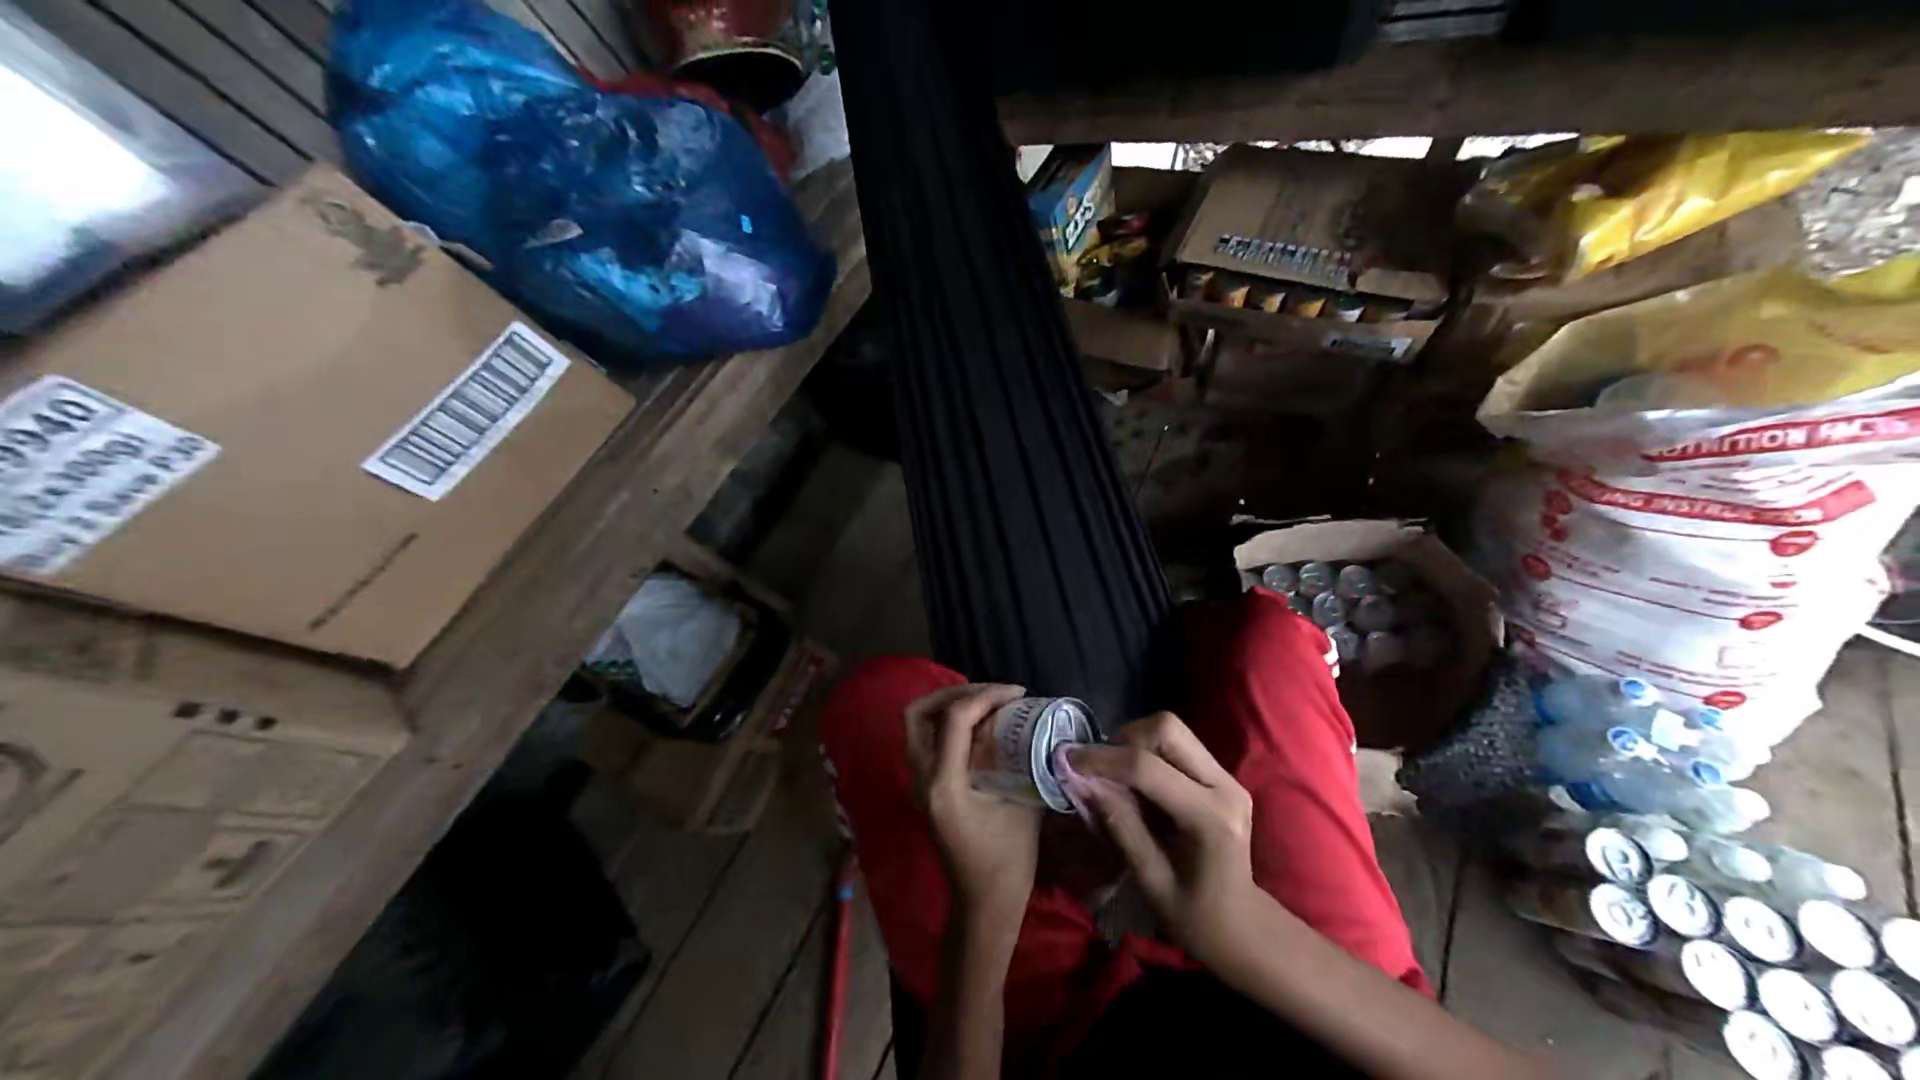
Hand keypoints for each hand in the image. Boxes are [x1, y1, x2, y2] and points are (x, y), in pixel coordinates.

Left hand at [905, 683, 1040, 918]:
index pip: (954, 719)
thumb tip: (1040, 726)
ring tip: (986, 703)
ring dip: (948, 705)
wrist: (983, 904)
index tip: (1018, 693)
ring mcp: (916, 783)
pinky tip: (979, 726)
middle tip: (992, 693)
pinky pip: (926, 740)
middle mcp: (920, 778)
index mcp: (944, 784)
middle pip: (919, 713)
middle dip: (955, 693)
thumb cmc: (1008, 862)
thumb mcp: (1024, 807)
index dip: (986, 695)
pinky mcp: (923, 787)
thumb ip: (1025, 762)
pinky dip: (946, 723)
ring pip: (917, 724)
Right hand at [1062, 712, 1267, 962]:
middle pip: (1167, 729)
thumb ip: (1118, 823)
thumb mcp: (1149, 879)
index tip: (1067, 761)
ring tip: (1112, 774)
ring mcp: (1227, 776)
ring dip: (1133, 742)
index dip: (1102, 760)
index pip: (1148, 768)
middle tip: (1097, 768)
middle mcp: (1225, 786)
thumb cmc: (1194, 917)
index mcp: (1211, 818)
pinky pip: (1175, 744)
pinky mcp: (1220, 775)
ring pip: (1170, 729)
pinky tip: (1131, 780)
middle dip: (1123, 740)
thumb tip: (1079, 779)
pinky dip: (1145, 750)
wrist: (1242, 928)